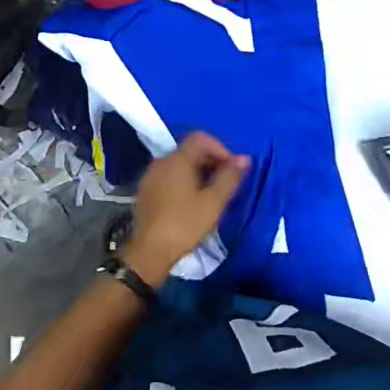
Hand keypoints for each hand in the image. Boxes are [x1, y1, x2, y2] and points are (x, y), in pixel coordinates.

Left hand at [123, 131, 249, 285]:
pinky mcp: (145, 190)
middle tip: (226, 182)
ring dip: (198, 171)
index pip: (201, 138)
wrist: (150, 250)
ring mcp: (150, 175)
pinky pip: (168, 176)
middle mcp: (161, 161)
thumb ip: (229, 177)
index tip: (232, 169)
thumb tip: (244, 158)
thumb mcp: (213, 202)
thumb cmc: (185, 224)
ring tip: (211, 193)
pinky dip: (183, 180)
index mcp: (177, 159)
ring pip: (179, 164)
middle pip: (189, 150)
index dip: (221, 149)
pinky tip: (191, 200)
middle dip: (211, 160)